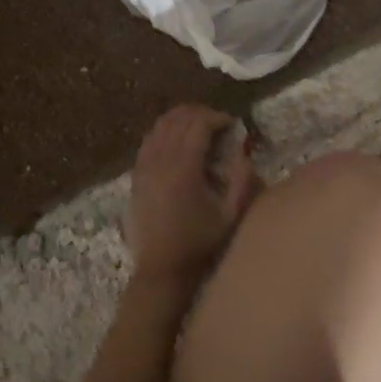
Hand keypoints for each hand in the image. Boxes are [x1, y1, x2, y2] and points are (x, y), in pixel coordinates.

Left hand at [125, 103, 258, 288]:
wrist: (162, 268)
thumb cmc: (199, 243)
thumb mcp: (230, 214)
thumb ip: (242, 180)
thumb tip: (244, 152)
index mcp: (185, 168)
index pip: (199, 125)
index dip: (217, 117)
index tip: (231, 123)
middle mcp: (161, 161)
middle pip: (178, 119)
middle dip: (200, 113)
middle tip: (217, 121)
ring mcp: (145, 166)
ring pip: (159, 126)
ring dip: (180, 119)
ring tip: (198, 125)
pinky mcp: (136, 175)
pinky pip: (148, 141)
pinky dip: (163, 131)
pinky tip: (175, 139)